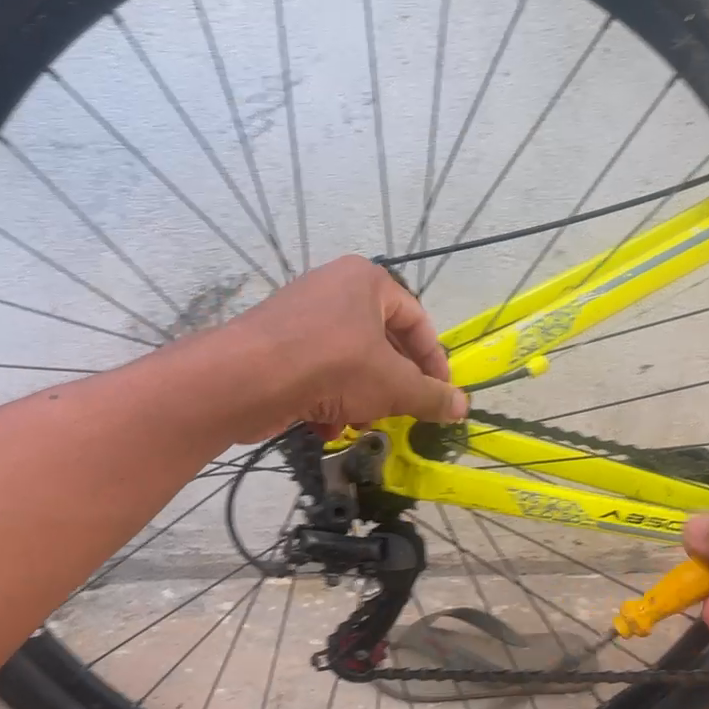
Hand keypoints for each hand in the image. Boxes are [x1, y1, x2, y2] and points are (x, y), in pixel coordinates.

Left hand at [220, 256, 466, 439]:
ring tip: (359, 424)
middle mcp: (333, 291)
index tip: (440, 396)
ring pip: (349, 365)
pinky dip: (327, 403)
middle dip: (391, 387)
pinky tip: (325, 427)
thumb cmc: (332, 366)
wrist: (246, 379)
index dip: (433, 360)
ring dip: (360, 400)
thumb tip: (462, 407)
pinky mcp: (277, 349)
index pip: (416, 319)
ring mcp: (301, 320)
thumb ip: (430, 396)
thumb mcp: (393, 384)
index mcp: (366, 282)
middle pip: (381, 344)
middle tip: (400, 415)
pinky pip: (317, 374)